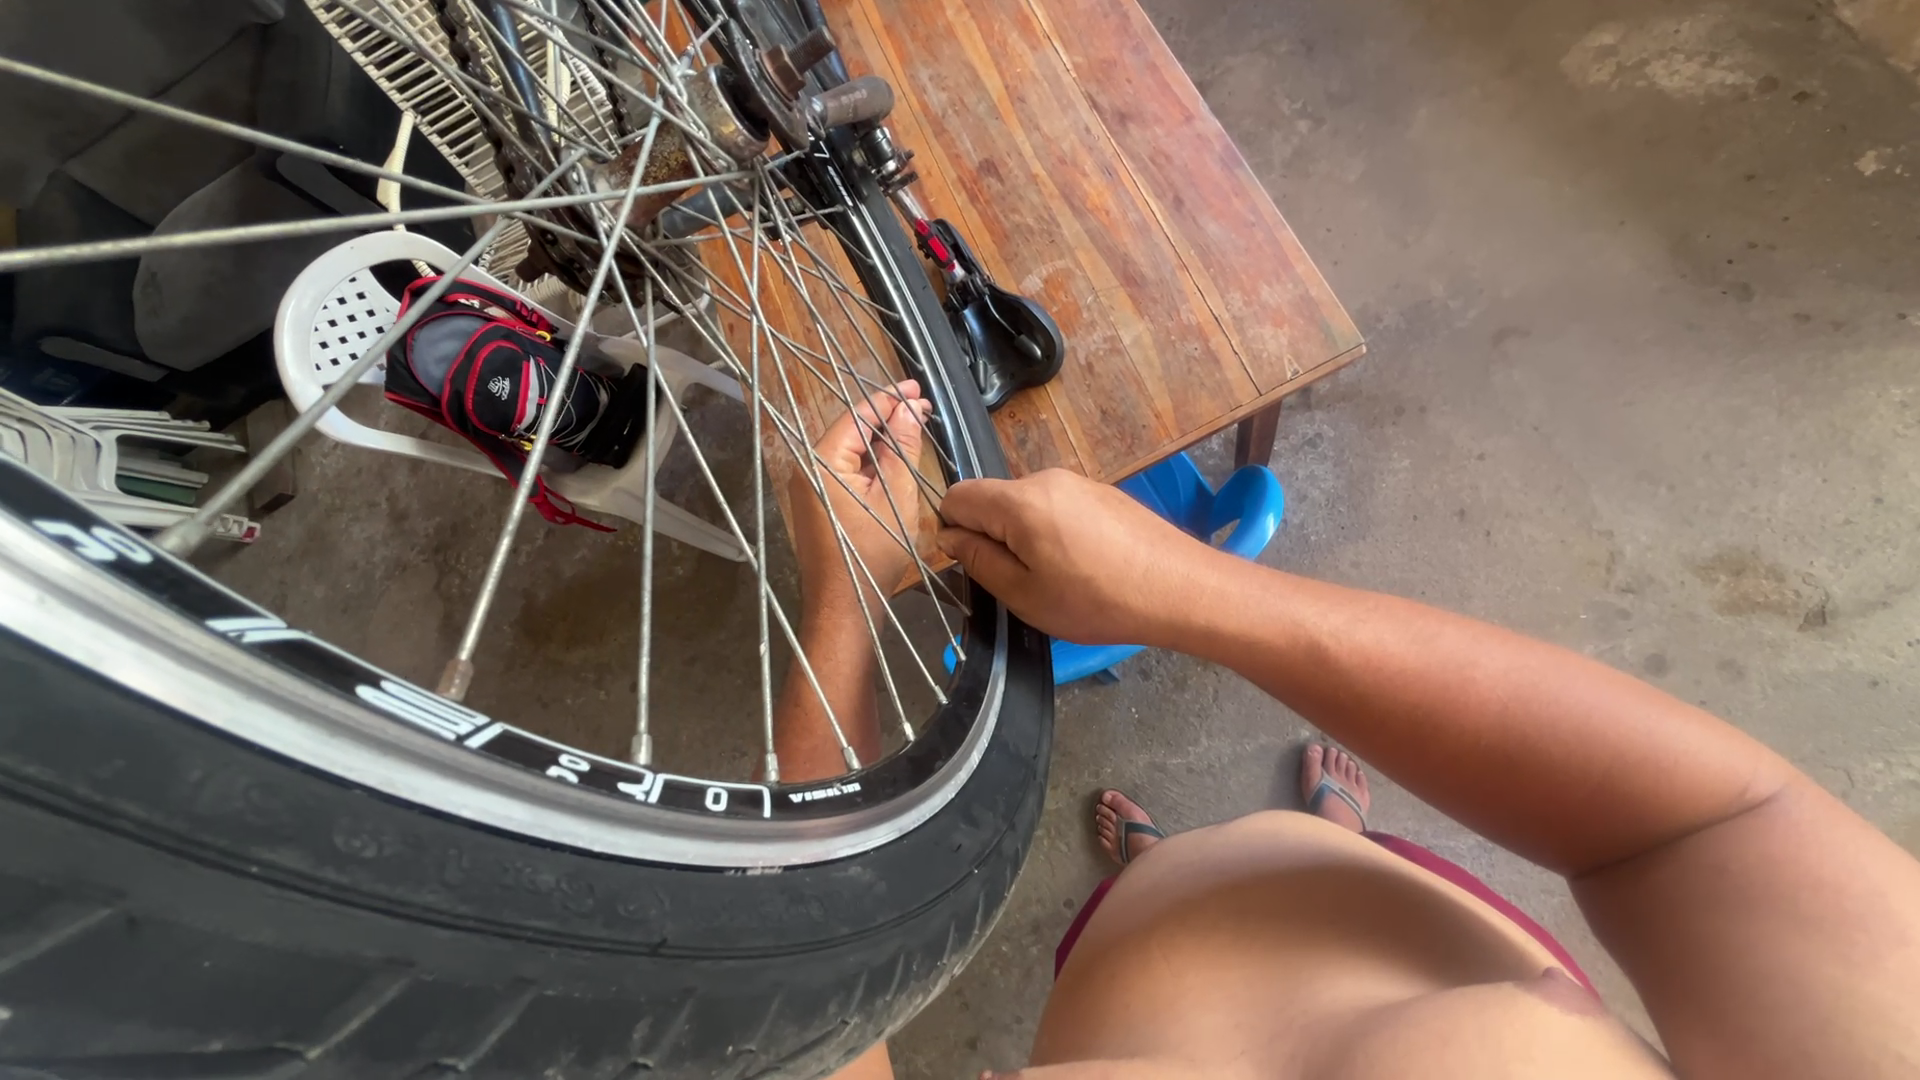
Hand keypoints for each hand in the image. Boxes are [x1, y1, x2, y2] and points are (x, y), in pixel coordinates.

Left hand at [791, 381, 933, 614]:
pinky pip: (846, 471)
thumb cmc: (873, 553)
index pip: (857, 415)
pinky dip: (871, 462)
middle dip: (887, 416)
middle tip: (922, 405)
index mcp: (822, 461)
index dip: (889, 398)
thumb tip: (911, 409)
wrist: (846, 606)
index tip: (916, 387)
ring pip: (850, 451)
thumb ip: (903, 448)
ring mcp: (811, 487)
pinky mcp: (820, 504)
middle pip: (851, 430)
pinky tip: (895, 457)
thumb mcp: (897, 497)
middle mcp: (809, 468)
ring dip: (881, 438)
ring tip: (914, 424)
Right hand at [936, 469, 1220, 644]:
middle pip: (993, 499)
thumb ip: (978, 560)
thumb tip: (949, 536)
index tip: (973, 565)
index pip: (958, 496)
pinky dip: (1054, 533)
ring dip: (1024, 537)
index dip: (952, 530)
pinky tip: (1084, 566)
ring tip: (1058, 579)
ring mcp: (1079, 482)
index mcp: (1019, 500)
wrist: (1181, 589)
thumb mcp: (1024, 593)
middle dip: (992, 536)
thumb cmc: (1096, 600)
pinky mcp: (1104, 494)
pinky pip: (1058, 507)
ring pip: (1026, 505)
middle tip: (1019, 582)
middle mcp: (1046, 479)